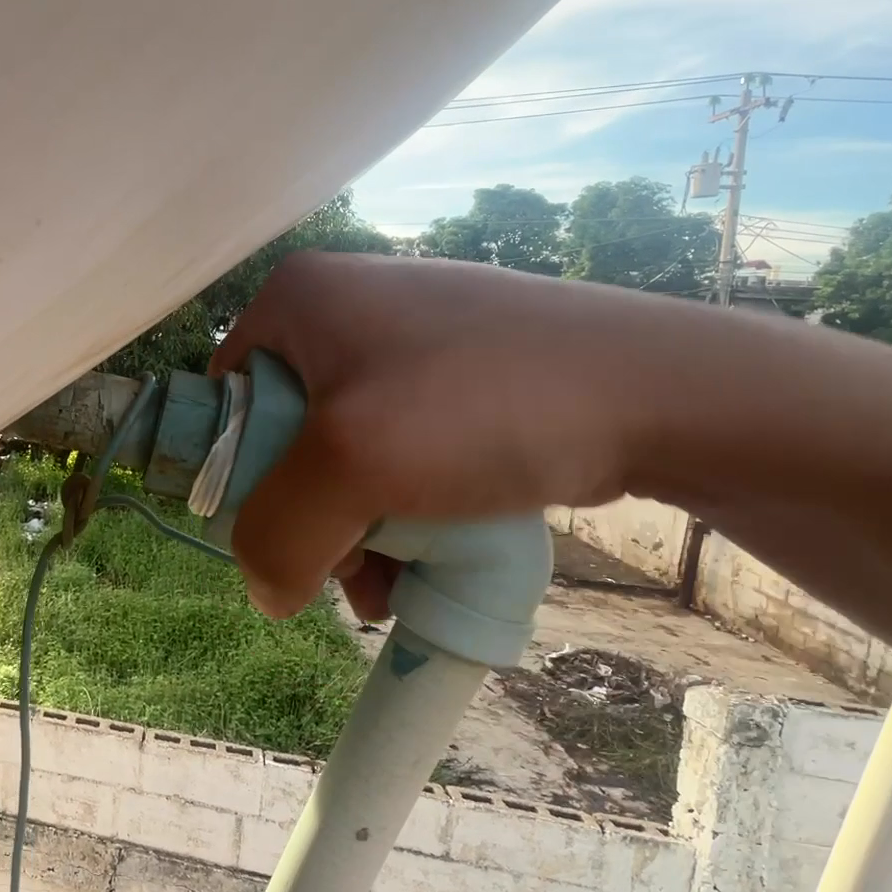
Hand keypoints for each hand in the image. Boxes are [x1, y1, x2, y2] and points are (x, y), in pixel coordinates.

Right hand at [210, 252, 663, 619]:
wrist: (666, 391)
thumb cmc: (480, 404)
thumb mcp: (349, 465)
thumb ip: (276, 534)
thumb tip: (265, 593)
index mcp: (296, 298)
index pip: (226, 401)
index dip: (242, 475)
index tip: (291, 524)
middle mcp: (341, 308)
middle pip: (284, 438)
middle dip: (312, 515)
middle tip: (352, 563)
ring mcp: (402, 339)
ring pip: (341, 456)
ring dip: (355, 528)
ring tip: (396, 580)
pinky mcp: (453, 374)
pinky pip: (395, 451)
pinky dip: (399, 509)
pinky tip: (429, 557)